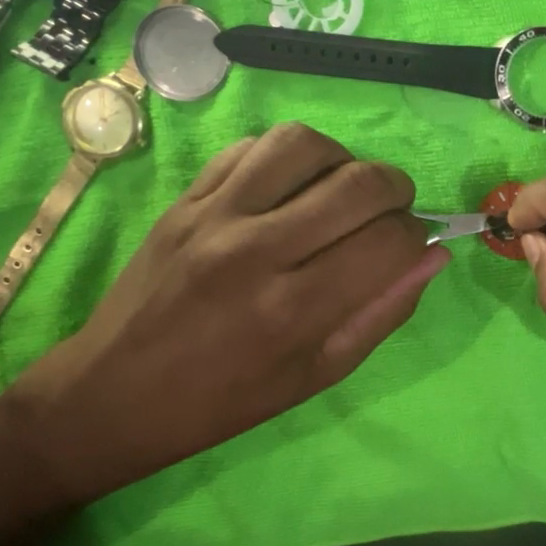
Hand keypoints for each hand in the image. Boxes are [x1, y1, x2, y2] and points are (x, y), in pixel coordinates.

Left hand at [5, 123, 449, 499]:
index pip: (390, 241)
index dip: (417, 239)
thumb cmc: (227, 400)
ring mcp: (213, 216)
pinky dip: (289, 158)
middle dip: (397, 192)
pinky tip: (292, 188)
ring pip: (304, 145)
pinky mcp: (184, 199)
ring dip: (343, 162)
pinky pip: (251, 147)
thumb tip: (434, 256)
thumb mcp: (320, 373)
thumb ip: (383, 312)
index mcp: (294, 308)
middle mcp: (256, 250)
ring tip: (342, 192)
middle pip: (360, 184)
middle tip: (391, 214)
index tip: (411, 249)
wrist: (111, 393)